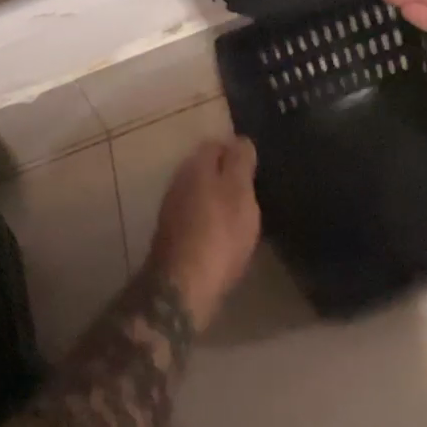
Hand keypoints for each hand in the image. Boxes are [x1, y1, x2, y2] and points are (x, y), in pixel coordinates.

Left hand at [146, 137, 260, 330]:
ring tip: (241, 214)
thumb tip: (240, 140)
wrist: (183, 287)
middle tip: (251, 190)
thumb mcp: (240, 192)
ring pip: (199, 194)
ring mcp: (171, 211)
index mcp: (195, 166)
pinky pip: (195, 218)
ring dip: (217, 199)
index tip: (255, 165)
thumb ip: (240, 163)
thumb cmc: (219, 233)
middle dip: (225, 175)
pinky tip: (223, 236)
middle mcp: (178, 182)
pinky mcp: (171, 237)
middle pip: (205, 169)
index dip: (236, 151)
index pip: (215, 144)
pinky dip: (209, 221)